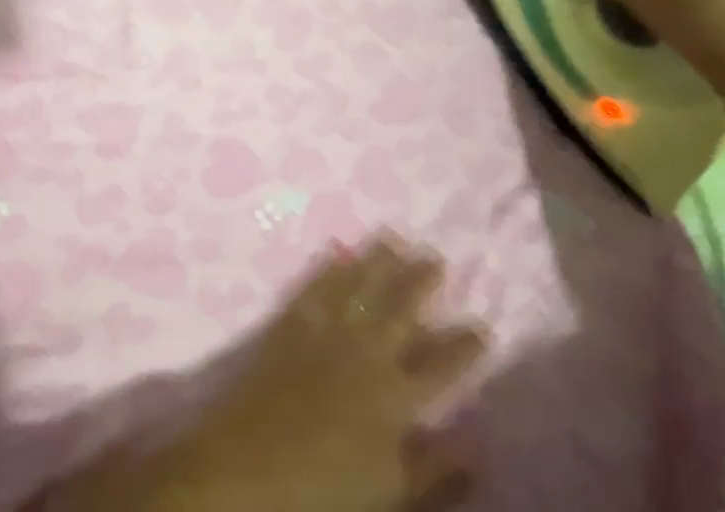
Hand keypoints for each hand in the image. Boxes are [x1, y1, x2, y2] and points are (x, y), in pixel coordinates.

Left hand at [48, 233, 486, 511]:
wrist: (242, 472)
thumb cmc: (321, 492)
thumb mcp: (391, 492)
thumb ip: (435, 468)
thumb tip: (479, 447)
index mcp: (395, 398)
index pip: (441, 366)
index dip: (463, 346)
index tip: (482, 325)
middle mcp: (363, 356)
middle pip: (398, 311)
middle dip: (419, 283)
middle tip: (436, 257)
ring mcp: (321, 337)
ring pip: (356, 290)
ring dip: (375, 263)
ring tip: (392, 239)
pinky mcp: (284, 331)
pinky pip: (311, 292)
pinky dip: (325, 270)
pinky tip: (335, 253)